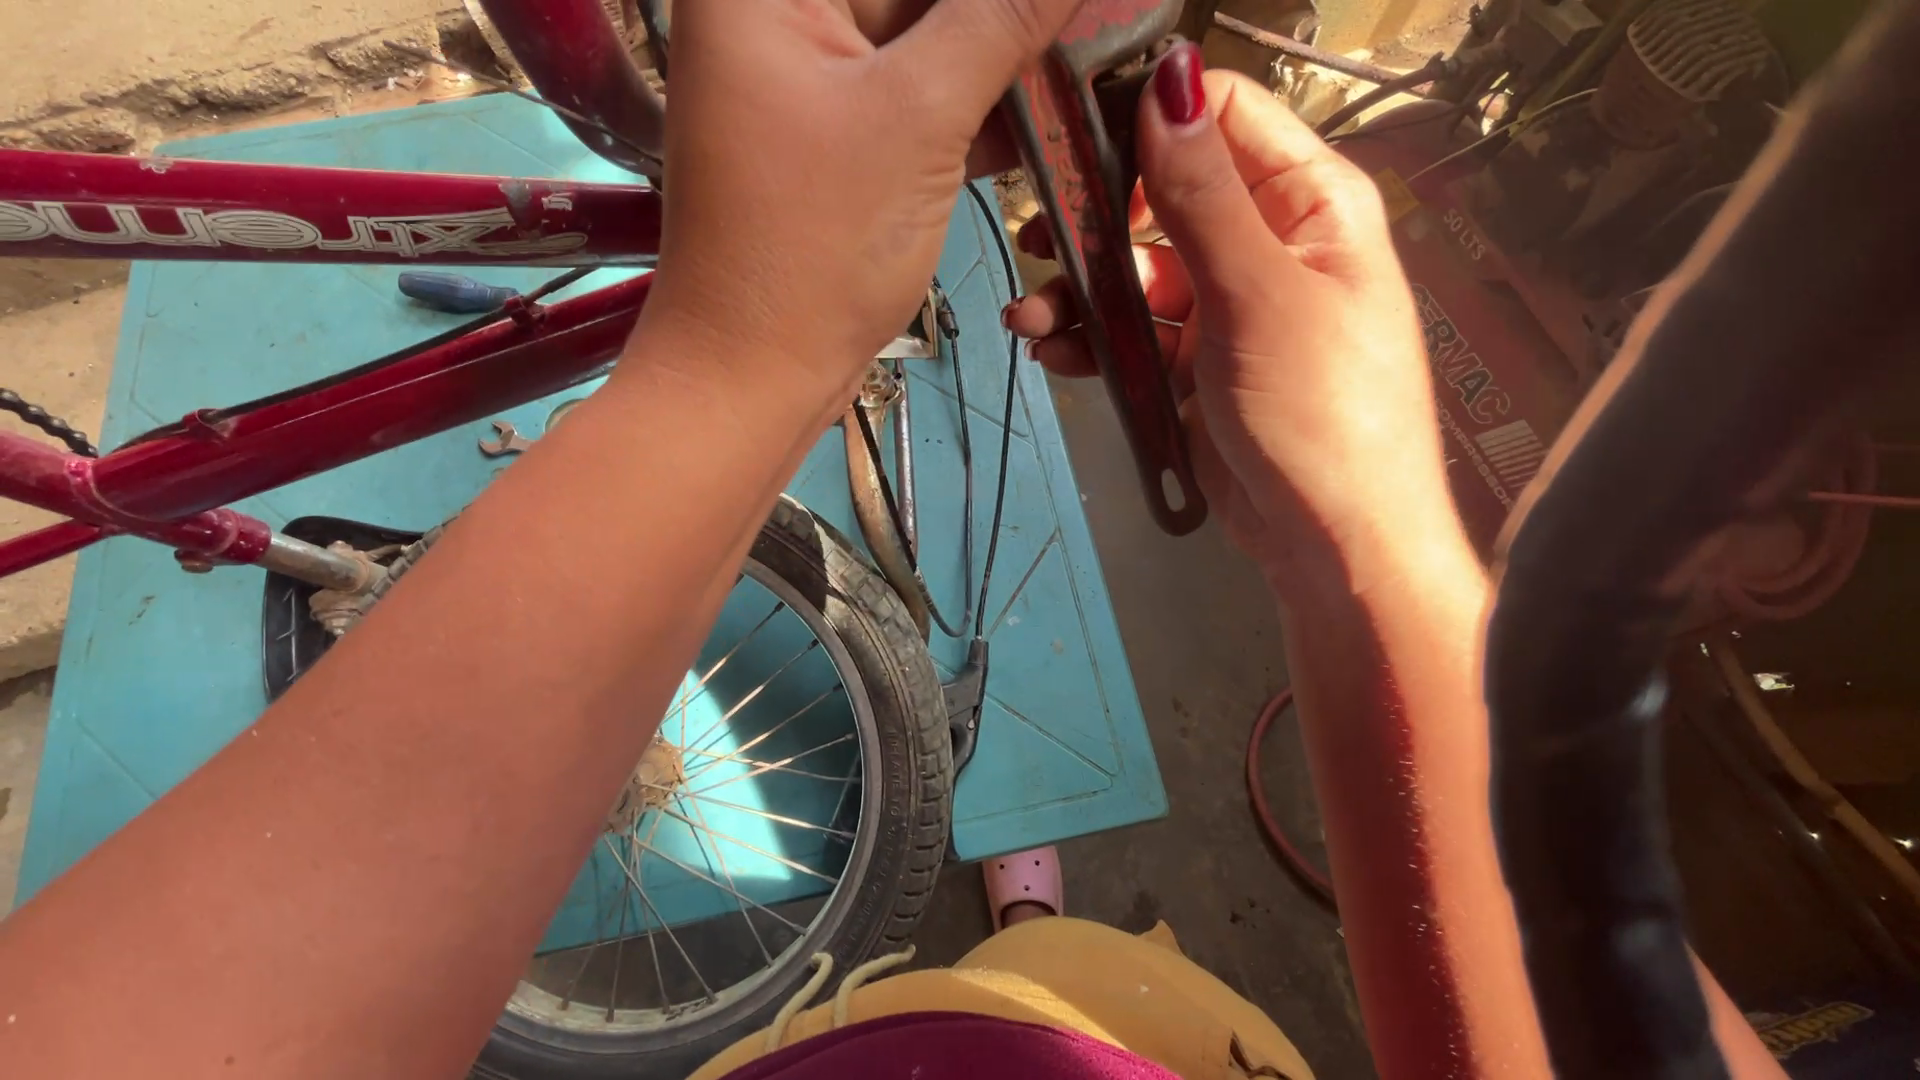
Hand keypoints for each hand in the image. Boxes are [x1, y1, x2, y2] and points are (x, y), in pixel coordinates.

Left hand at [634, 0, 1082, 413]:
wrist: (757, 376)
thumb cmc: (816, 247)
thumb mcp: (917, 118)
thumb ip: (1000, 17)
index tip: (1061, 5)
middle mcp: (774, 14)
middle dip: (996, 14)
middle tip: (1084, 21)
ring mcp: (804, 84)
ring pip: (921, 40)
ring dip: (996, 54)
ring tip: (1085, 51)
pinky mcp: (834, 143)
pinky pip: (912, 99)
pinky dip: (971, 107)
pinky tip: (1042, 108)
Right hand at [1008, 48, 1457, 591]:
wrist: (1329, 538)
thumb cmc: (1319, 406)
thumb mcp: (1258, 294)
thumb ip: (1203, 195)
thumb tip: (1169, 80)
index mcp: (1308, 204)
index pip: (1224, 121)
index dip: (1152, 121)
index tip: (1078, 139)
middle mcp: (1265, 247)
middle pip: (1163, 203)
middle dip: (1097, 221)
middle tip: (1036, 235)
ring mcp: (1225, 310)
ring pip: (1136, 278)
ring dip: (1080, 295)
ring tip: (1030, 317)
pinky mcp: (1194, 367)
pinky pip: (1134, 337)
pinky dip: (1093, 343)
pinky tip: (1055, 352)